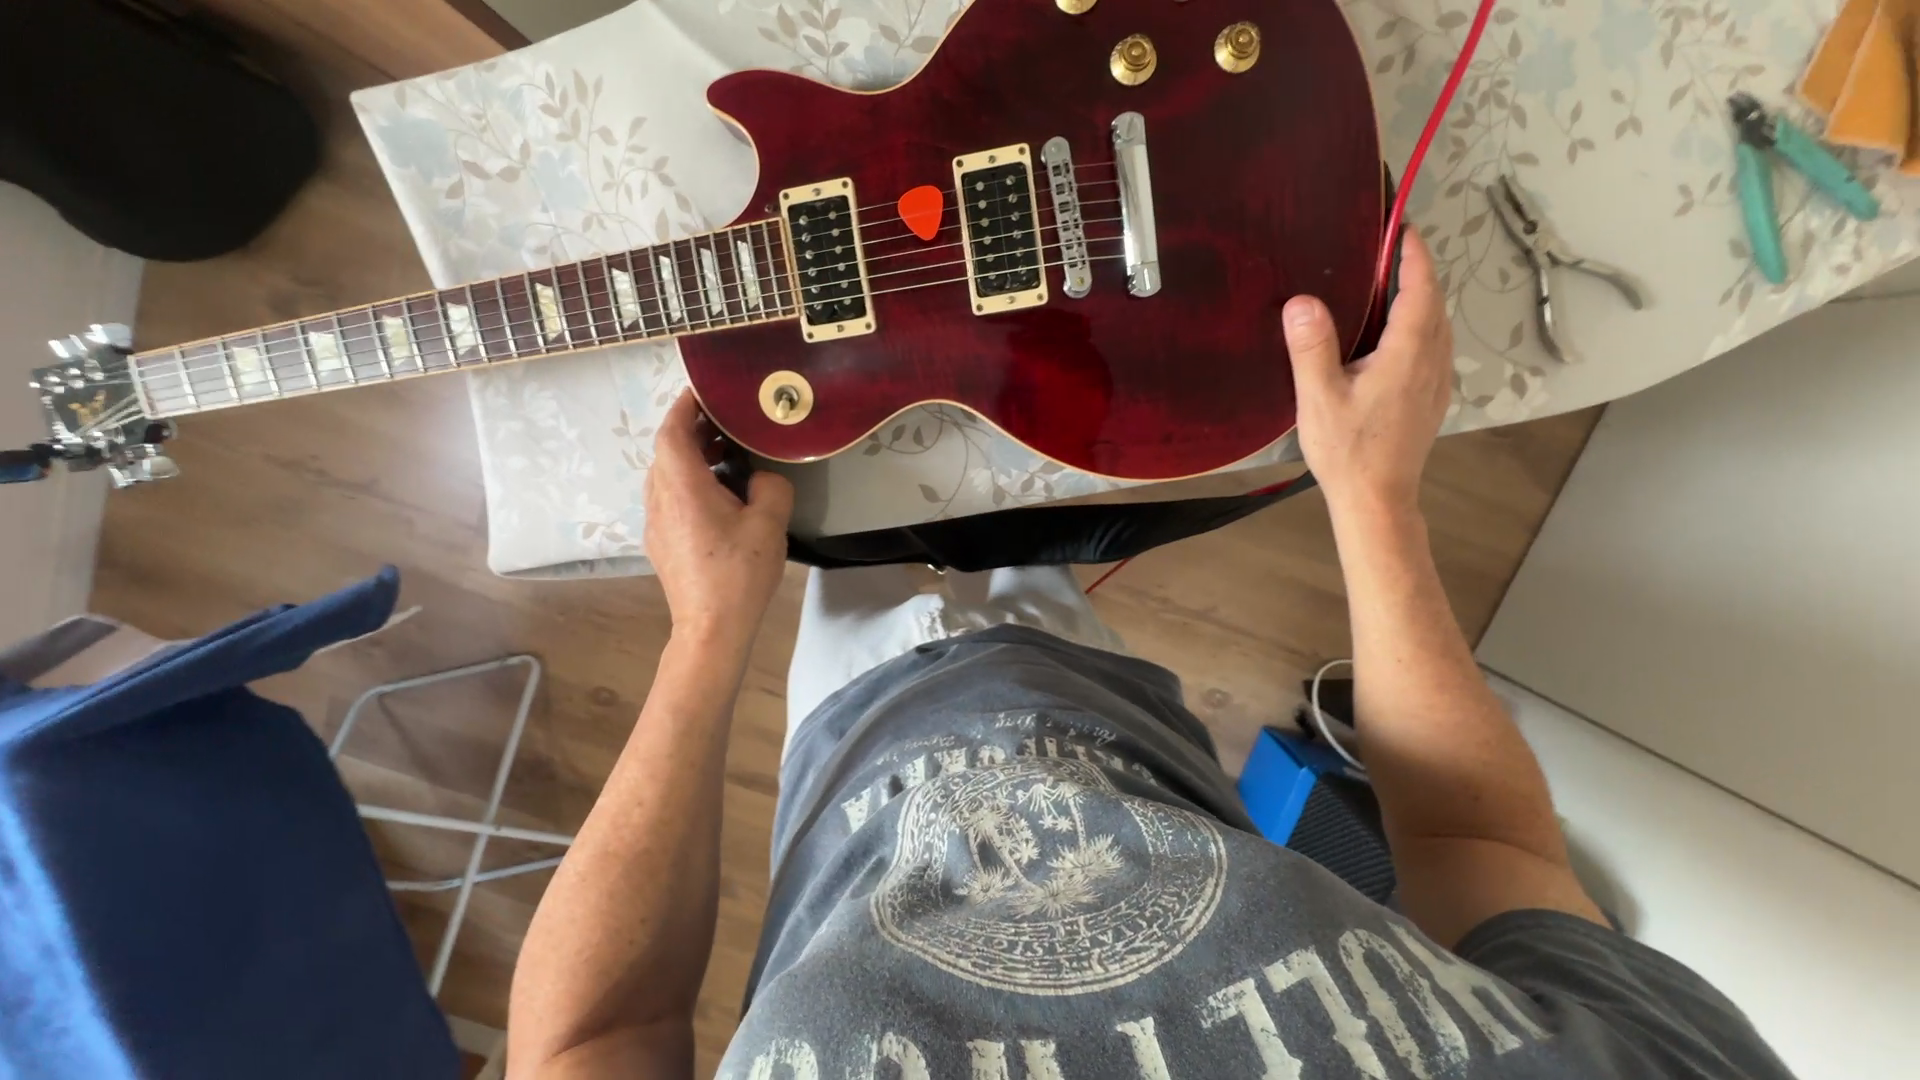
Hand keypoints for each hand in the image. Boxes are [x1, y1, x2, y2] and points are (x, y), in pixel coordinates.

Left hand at [644, 390, 793, 646]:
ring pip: (666, 476)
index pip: (672, 431)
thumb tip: (762, 478)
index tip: (704, 390)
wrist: (711, 628)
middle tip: (727, 421)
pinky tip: (718, 495)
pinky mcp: (662, 543)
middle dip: (693, 430)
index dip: (685, 406)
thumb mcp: (769, 523)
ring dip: (691, 458)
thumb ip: (770, 487)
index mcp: (683, 487)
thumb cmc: (738, 573)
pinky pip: (670, 498)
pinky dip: (689, 482)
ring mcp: (656, 523)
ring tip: (726, 454)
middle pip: (667, 451)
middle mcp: (660, 499)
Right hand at [1283, 230, 1452, 518]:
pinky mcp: (1432, 398)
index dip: (1413, 254)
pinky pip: (1434, 347)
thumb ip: (1312, 347)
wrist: (1377, 499)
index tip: (1401, 227)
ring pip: (1438, 325)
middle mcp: (1432, 359)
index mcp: (1408, 352)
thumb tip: (1302, 300)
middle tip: (1386, 253)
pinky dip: (1420, 326)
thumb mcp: (1319, 398)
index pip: (1421, 287)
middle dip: (1417, 273)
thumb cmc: (1348, 449)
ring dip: (1421, 300)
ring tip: (1389, 288)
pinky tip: (1394, 338)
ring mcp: (1437, 381)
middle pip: (1434, 302)